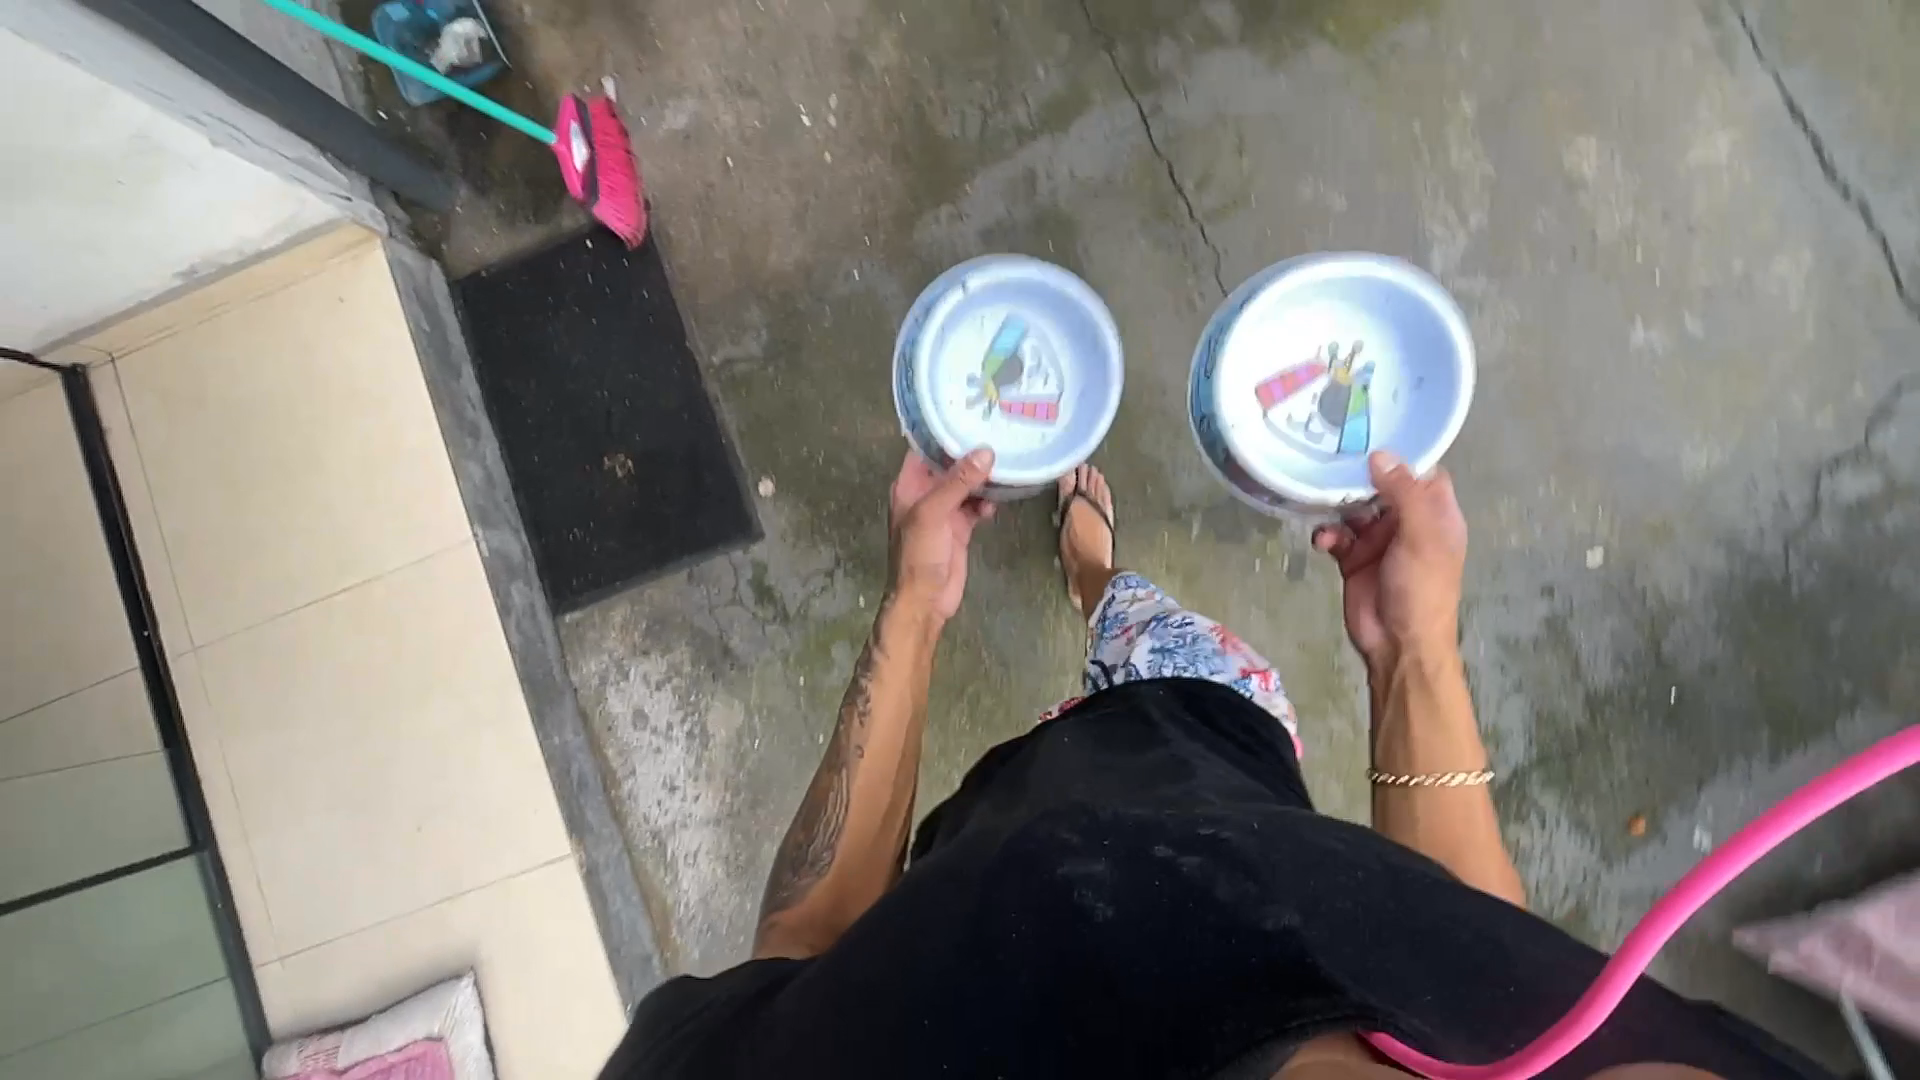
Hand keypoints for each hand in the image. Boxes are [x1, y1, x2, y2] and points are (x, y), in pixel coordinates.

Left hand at [887, 447, 996, 624]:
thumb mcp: (934, 513)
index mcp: (909, 485)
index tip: (972, 414)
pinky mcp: (959, 527)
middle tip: (1000, 435)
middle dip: (971, 454)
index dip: (945, 432)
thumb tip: (985, 452)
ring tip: (1004, 467)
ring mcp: (943, 511)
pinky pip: (975, 505)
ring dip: (983, 479)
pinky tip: (998, 501)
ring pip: (966, 485)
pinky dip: (986, 502)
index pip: (925, 449)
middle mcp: (925, 493)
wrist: (925, 600)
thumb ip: (957, 482)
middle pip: (950, 465)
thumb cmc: (918, 555)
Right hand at [1312, 451, 1466, 673]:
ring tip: (1322, 505)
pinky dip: (1326, 535)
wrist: (1397, 641)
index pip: (1422, 473)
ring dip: (1337, 507)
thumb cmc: (1422, 588)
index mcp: (1435, 515)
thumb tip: (1379, 456)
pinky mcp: (1353, 558)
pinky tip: (1322, 542)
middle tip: (1332, 463)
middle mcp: (1407, 523)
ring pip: (1353, 509)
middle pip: (1381, 487)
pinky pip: (1335, 536)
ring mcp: (1379, 541)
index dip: (1402, 457)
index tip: (1371, 436)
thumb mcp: (1420, 536)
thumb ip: (1403, 494)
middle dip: (1358, 478)